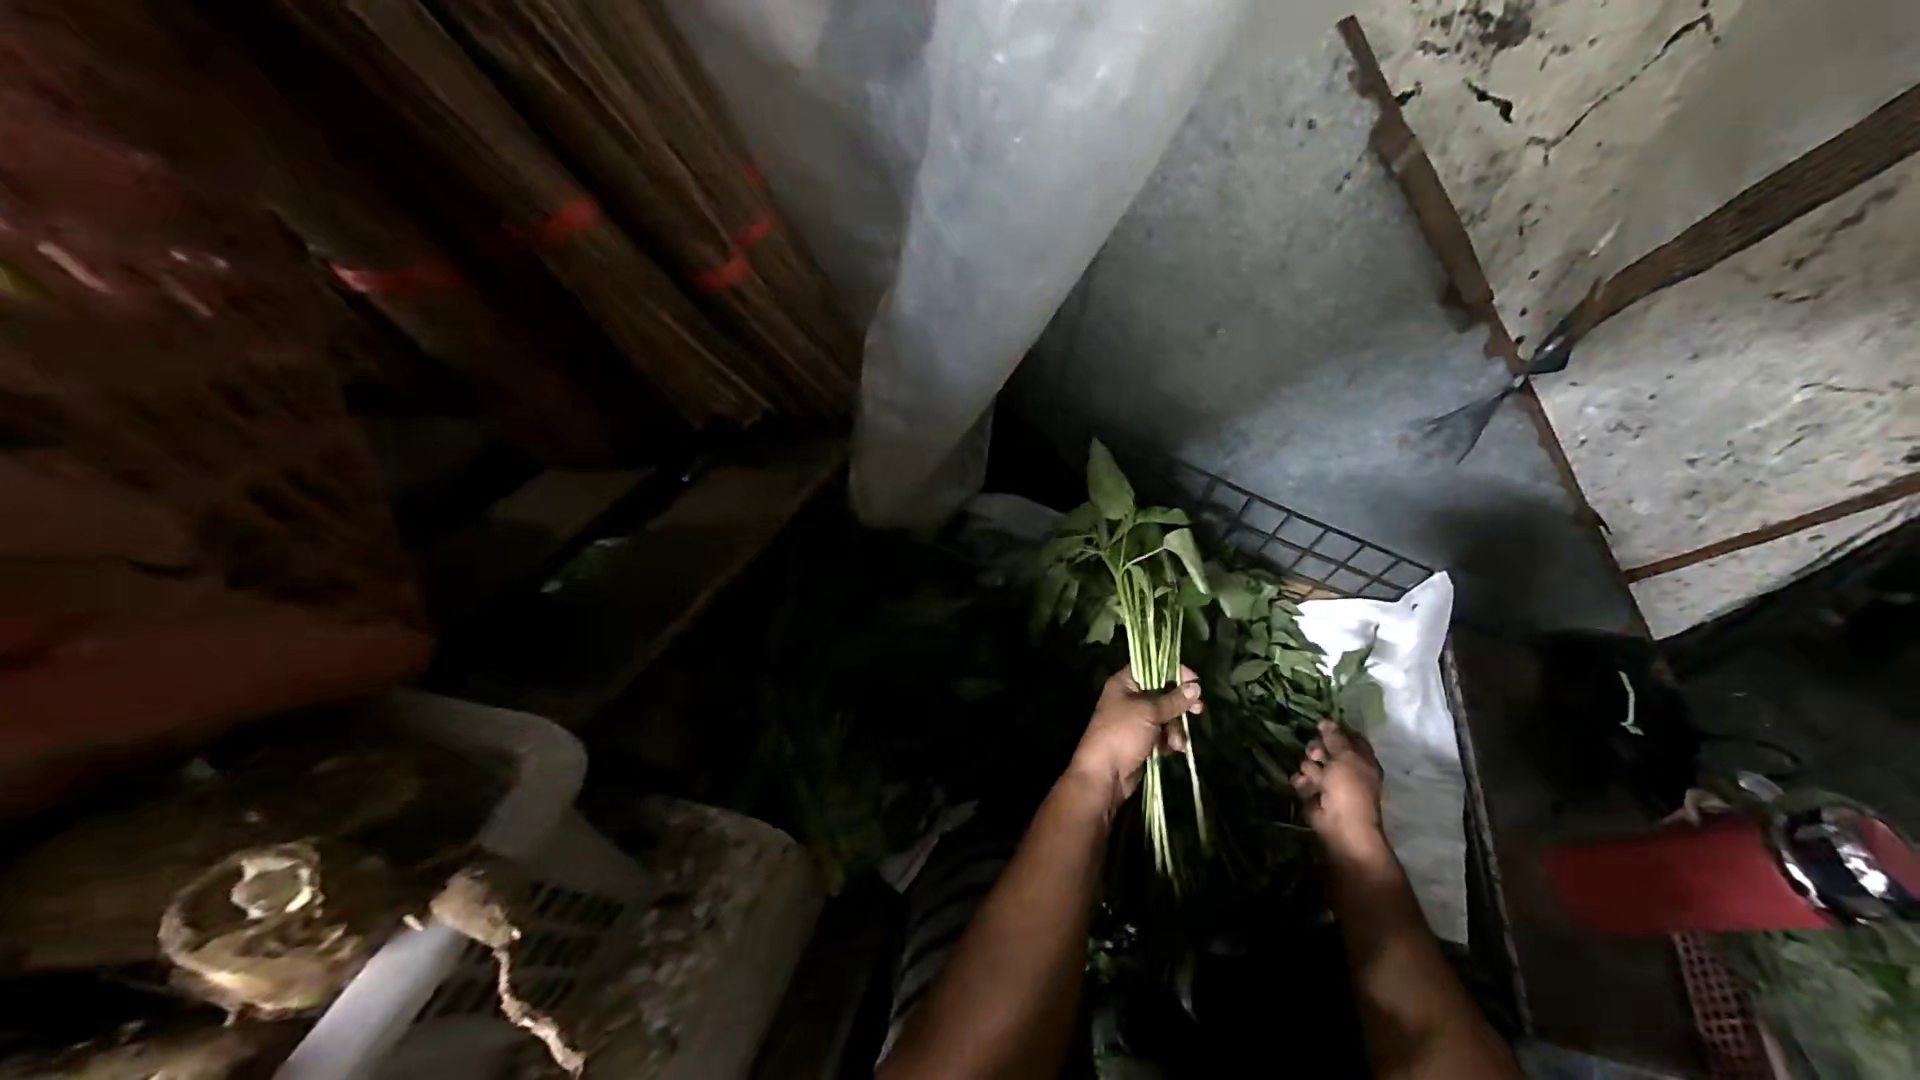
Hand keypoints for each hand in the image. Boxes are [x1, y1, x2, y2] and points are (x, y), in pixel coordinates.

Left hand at [1066, 667, 1201, 813]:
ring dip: (1175, 729)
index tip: (1195, 681)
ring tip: (1176, 742)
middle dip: (1180, 705)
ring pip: (1166, 717)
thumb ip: (1173, 699)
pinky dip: (1169, 741)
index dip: (1174, 672)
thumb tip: (1196, 686)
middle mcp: (1130, 698)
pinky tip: (1172, 750)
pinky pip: (1163, 734)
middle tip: (1199, 710)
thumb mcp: (1148, 712)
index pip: (1152, 668)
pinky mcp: (1142, 740)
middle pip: (1163, 694)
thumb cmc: (1122, 733)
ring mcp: (1136, 721)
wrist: (1104, 773)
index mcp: (1124, 683)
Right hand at [1293, 720, 1388, 862]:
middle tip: (1316, 754)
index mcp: (1362, 759)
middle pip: (1325, 747)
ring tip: (1314, 779)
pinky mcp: (1313, 792)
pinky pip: (1302, 778)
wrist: (1340, 825)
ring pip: (1310, 762)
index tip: (1321, 724)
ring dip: (1309, 768)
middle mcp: (1346, 768)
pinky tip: (1306, 788)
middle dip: (1317, 749)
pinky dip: (1303, 782)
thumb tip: (1327, 720)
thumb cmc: (1350, 789)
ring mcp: (1329, 781)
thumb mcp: (1345, 757)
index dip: (1337, 729)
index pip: (1350, 737)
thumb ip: (1335, 737)